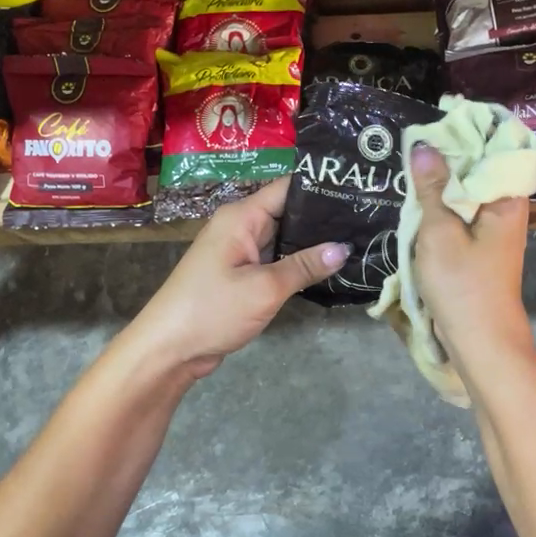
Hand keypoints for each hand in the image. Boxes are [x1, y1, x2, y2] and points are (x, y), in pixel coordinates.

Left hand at [122, 177, 347, 378]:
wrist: (167, 351)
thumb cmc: (212, 310)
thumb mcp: (265, 288)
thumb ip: (305, 266)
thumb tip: (344, 247)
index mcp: (241, 217)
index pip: (288, 188)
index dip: (321, 185)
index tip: (358, 187)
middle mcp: (241, 227)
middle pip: (289, 212)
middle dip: (324, 217)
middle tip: (368, 217)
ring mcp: (240, 252)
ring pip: (284, 238)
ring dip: (314, 243)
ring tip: (359, 238)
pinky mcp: (242, 275)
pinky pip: (276, 260)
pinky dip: (299, 263)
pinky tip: (330, 267)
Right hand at [409, 143, 531, 354]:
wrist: (482, 342)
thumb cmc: (464, 284)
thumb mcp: (439, 231)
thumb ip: (432, 187)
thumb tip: (424, 146)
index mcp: (508, 198)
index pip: (497, 147)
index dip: (471, 130)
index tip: (442, 115)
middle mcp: (507, 208)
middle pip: (481, 168)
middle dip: (452, 153)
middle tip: (416, 138)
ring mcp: (495, 229)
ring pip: (469, 192)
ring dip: (444, 180)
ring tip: (413, 159)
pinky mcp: (481, 247)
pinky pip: (463, 213)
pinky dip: (444, 204)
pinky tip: (420, 197)